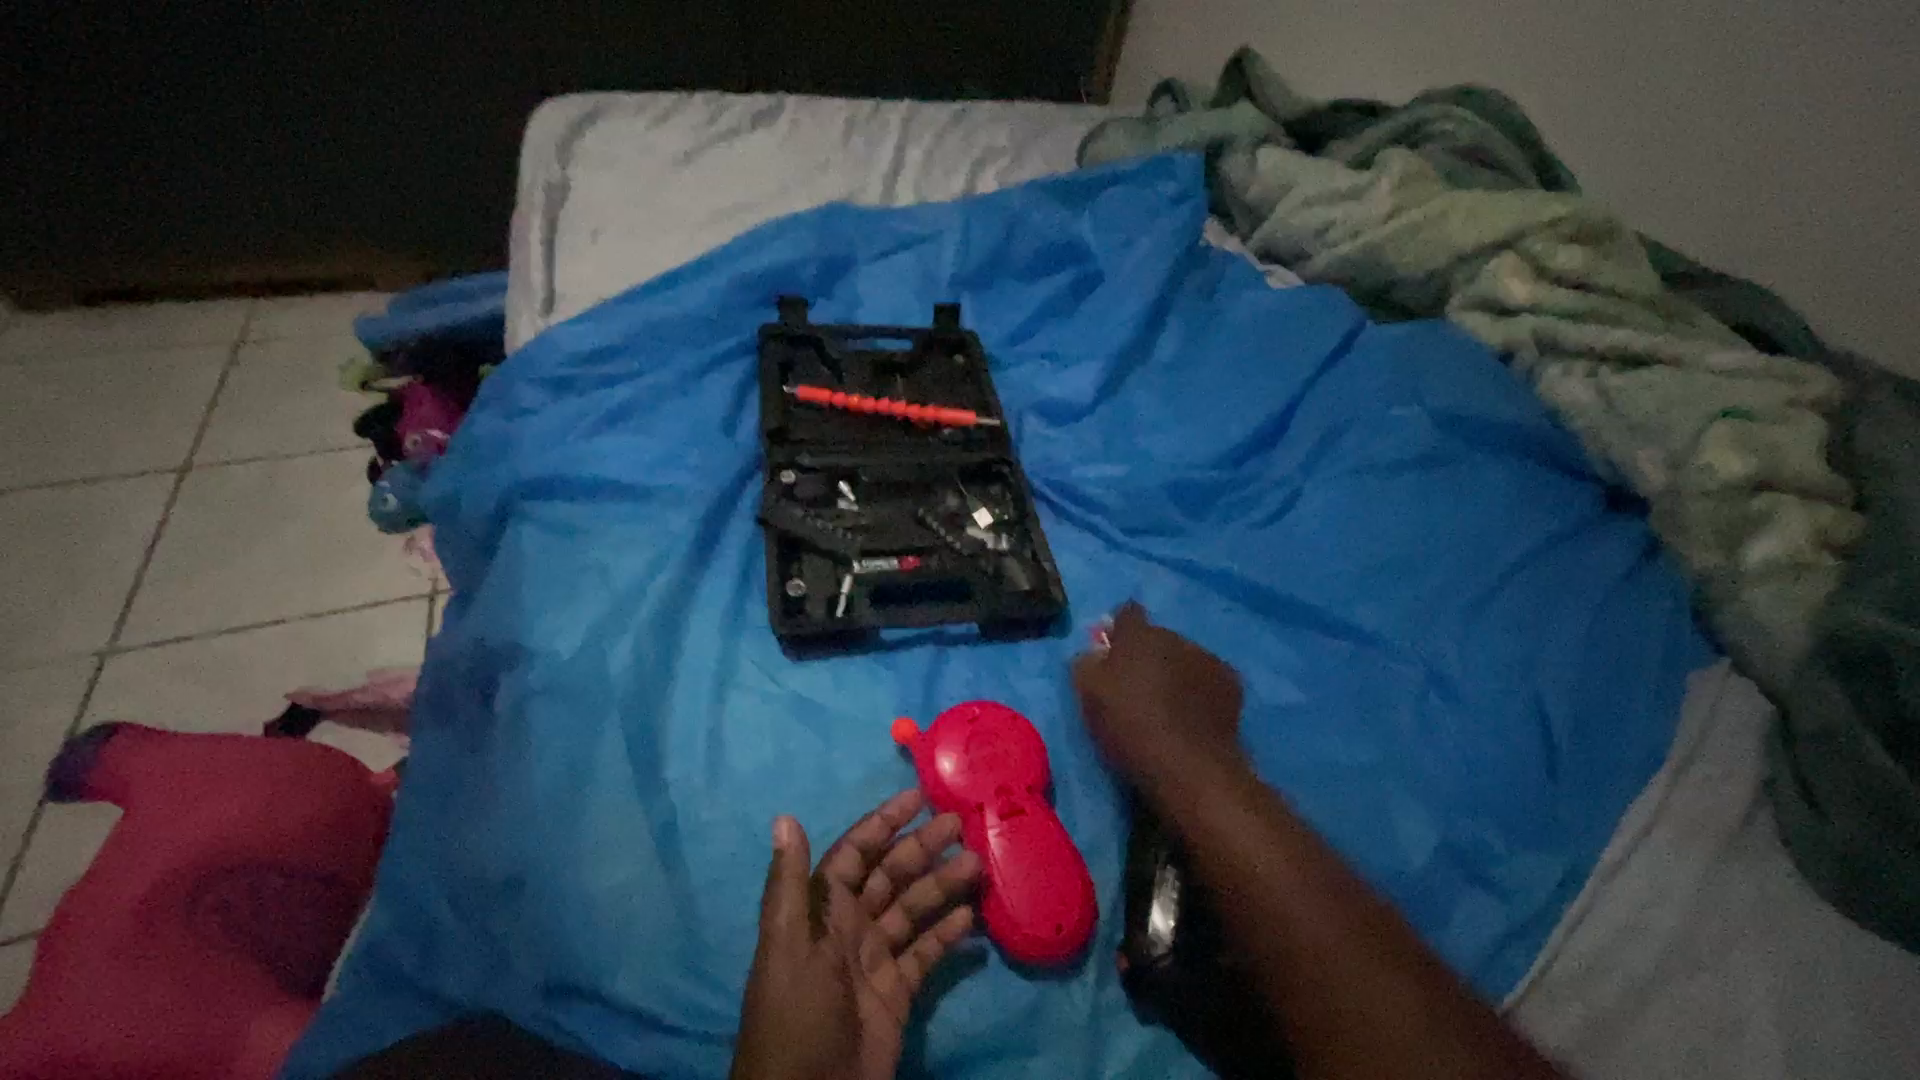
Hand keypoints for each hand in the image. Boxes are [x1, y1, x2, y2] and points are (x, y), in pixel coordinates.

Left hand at [731, 790, 979, 1079]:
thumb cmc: (795, 1014)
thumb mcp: (788, 945)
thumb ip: (790, 883)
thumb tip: (785, 817)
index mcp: (821, 911)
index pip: (855, 854)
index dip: (882, 823)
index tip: (917, 796)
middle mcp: (849, 928)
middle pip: (890, 876)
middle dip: (922, 847)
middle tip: (961, 824)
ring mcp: (874, 961)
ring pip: (913, 910)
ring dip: (942, 886)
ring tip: (977, 864)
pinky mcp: (896, 994)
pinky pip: (925, 954)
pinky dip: (947, 935)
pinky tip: (972, 918)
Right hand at [1072, 602, 1246, 787]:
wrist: (1188, 765)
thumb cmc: (1129, 727)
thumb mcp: (1088, 696)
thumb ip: (1086, 664)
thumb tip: (1093, 652)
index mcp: (1138, 636)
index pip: (1127, 612)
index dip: (1119, 628)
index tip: (1113, 647)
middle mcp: (1175, 637)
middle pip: (1157, 637)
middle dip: (1148, 654)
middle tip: (1139, 685)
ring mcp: (1208, 658)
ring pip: (1185, 657)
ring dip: (1176, 671)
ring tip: (1170, 704)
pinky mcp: (1232, 683)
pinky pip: (1208, 678)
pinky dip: (1200, 689)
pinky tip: (1195, 714)